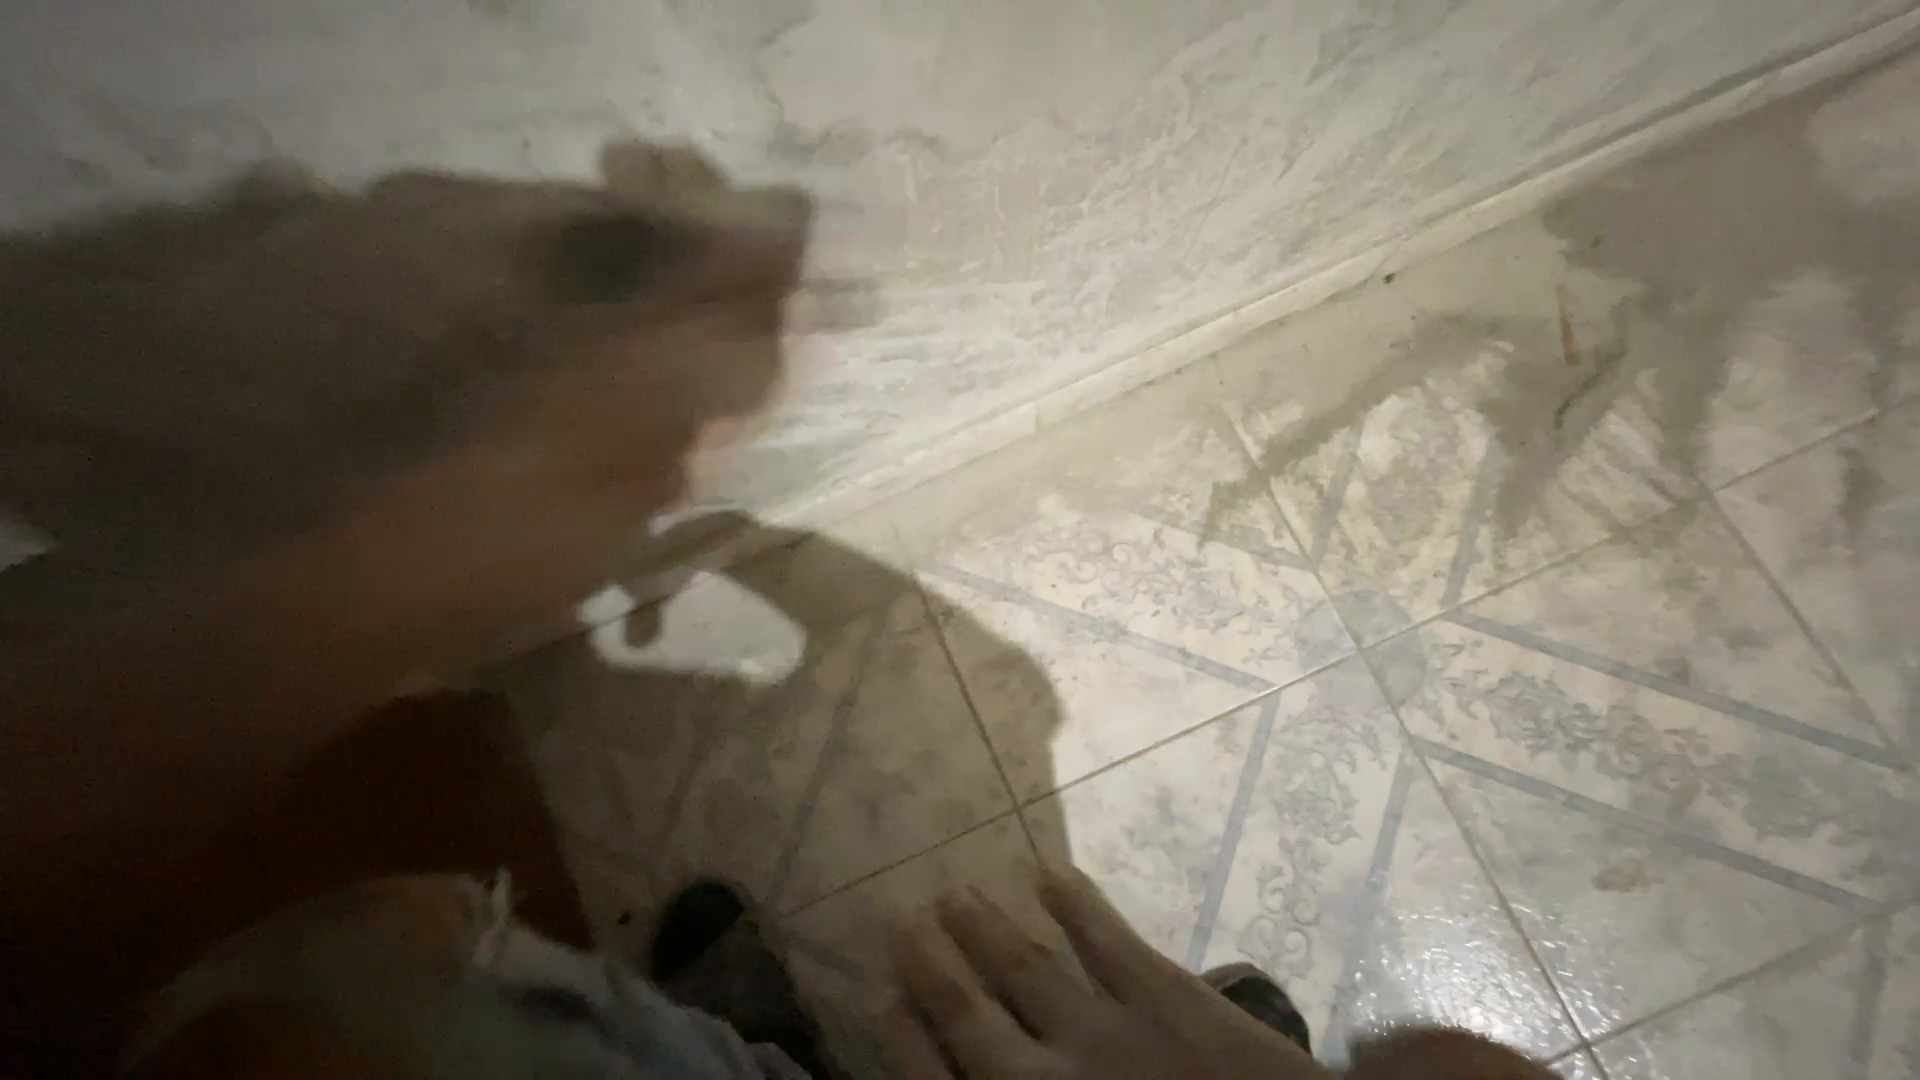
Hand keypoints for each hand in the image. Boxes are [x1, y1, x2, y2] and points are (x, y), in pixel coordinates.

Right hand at [884, 868, 1333, 1079]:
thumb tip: (1004, 1066)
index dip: (909, 1037)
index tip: (884, 994)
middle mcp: (1052, 1074)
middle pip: (971, 1016)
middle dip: (932, 969)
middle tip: (902, 921)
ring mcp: (1108, 1028)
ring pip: (1026, 968)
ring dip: (986, 930)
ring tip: (954, 893)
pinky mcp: (1165, 992)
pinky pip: (1106, 937)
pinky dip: (1075, 901)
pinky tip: (1048, 871)